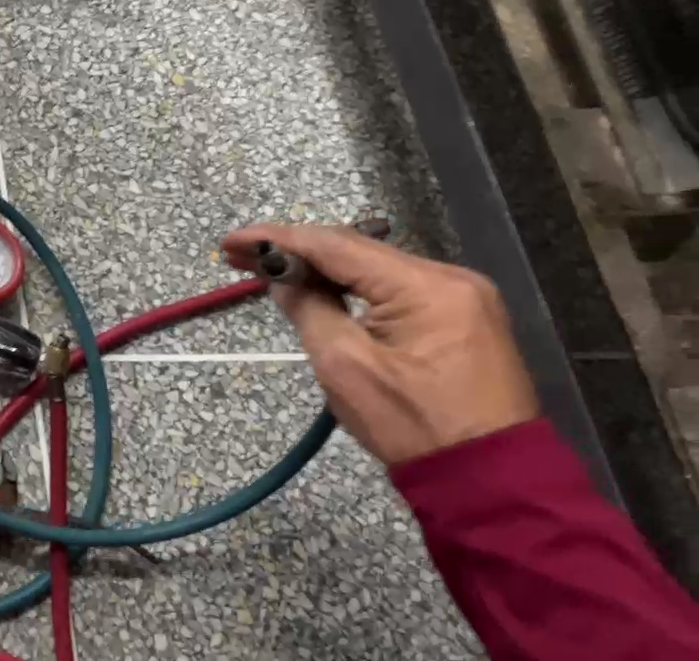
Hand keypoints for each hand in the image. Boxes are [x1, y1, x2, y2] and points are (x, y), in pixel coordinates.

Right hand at [221, 224, 539, 465]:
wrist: (493, 483)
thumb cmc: (412, 424)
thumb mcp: (343, 364)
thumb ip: (307, 307)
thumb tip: (280, 276)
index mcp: (426, 287)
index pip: (334, 245)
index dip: (275, 239)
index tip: (229, 242)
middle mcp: (449, 278)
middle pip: (353, 248)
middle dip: (293, 249)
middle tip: (238, 255)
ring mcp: (460, 296)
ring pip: (369, 265)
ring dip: (317, 266)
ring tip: (266, 268)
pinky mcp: (460, 315)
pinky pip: (389, 285)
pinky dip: (347, 284)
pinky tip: (315, 285)